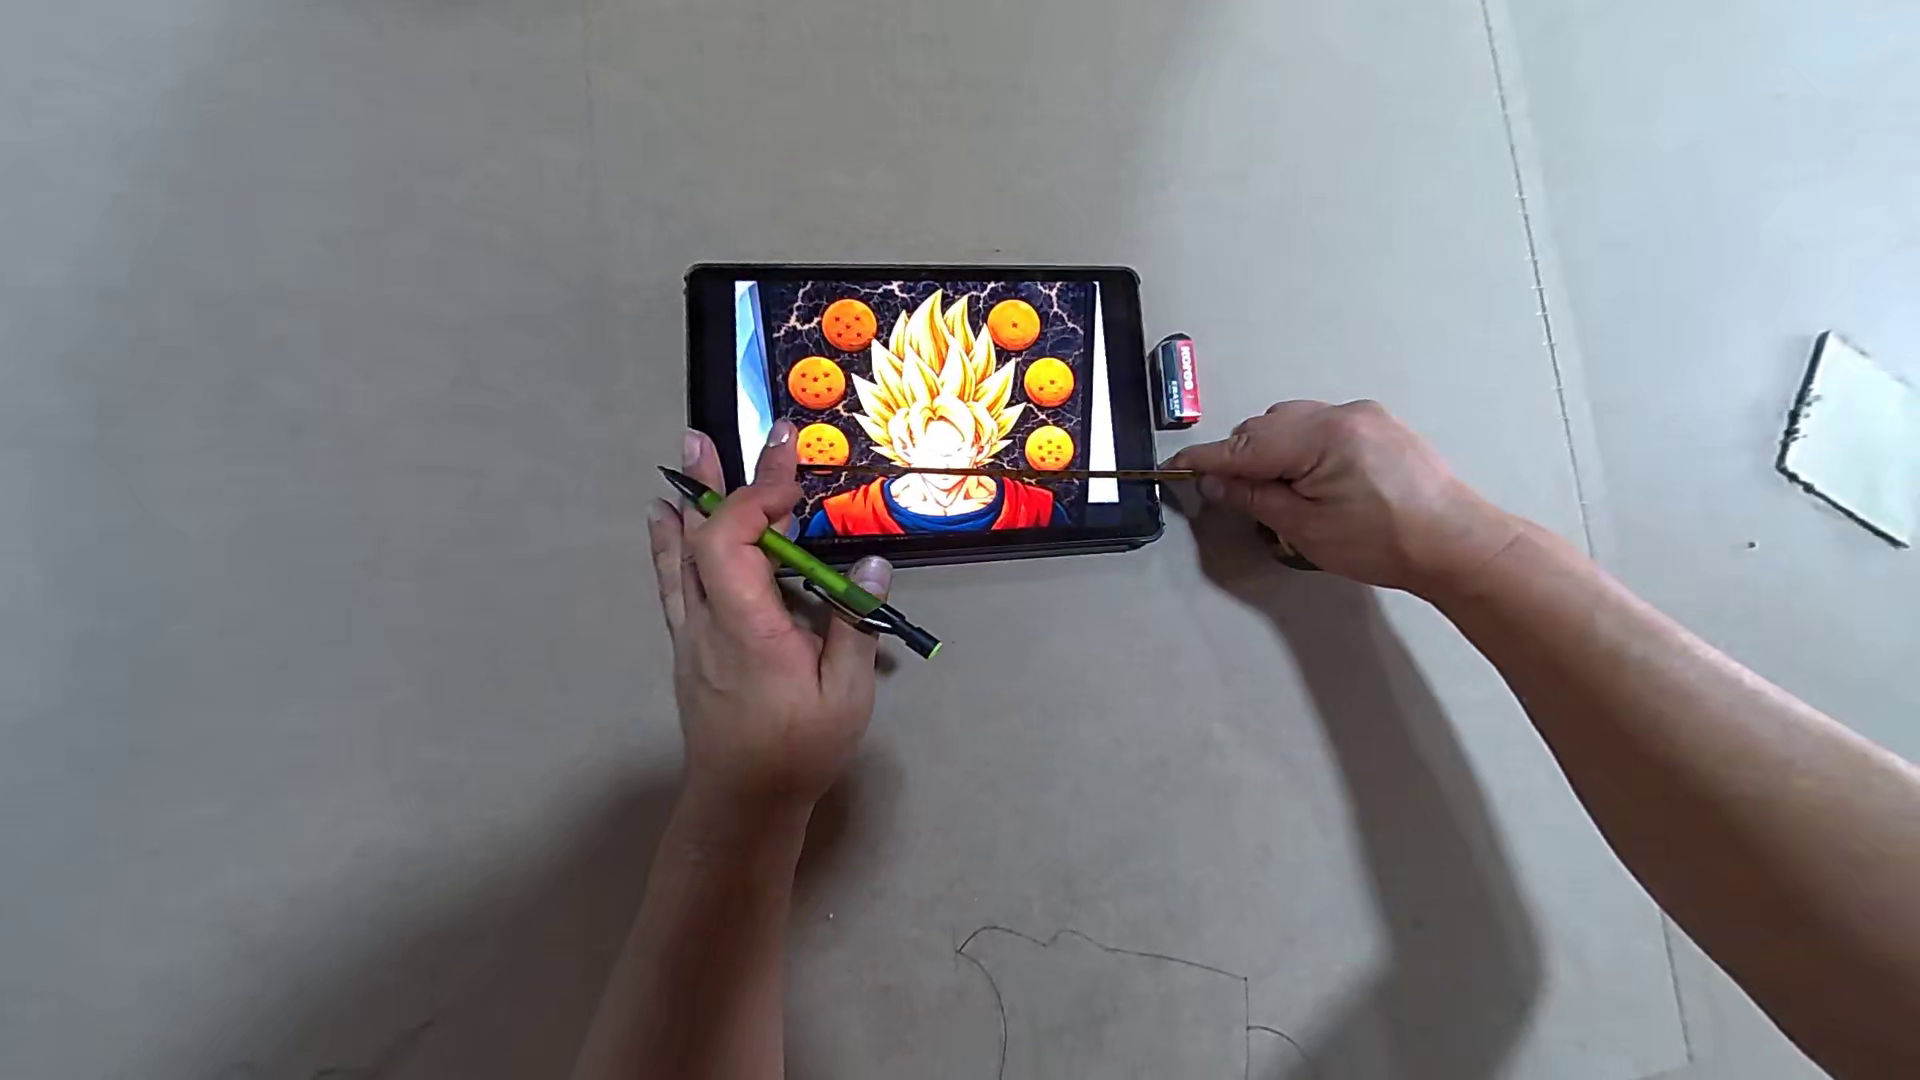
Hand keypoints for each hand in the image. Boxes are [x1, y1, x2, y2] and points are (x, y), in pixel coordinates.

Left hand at [648, 422, 890, 813]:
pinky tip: (664, 516)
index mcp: (748, 629)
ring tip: (690, 448)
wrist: (741, 802)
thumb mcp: (845, 695)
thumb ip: (854, 625)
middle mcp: (708, 621)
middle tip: (733, 435)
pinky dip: (670, 540)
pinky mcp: (690, 643)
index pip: (735, 543)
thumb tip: (872, 563)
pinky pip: (674, 580)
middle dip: (731, 480)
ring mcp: (691, 632)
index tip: (794, 480)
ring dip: (691, 497)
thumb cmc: (799, 749)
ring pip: (680, 553)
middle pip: (707, 536)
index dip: (759, 500)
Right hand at [1167, 400, 1523, 596]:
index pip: (1244, 445)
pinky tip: (1302, 472)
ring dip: (1266, 447)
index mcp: (1323, 437)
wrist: (1459, 544)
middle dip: (1238, 456)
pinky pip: (1314, 422)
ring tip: (1272, 486)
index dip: (1203, 458)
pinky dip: (1294, 443)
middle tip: (1231, 493)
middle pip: (1263, 426)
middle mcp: (1341, 413)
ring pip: (1287, 420)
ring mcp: (1361, 414)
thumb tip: (1213, 482)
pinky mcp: (1374, 423)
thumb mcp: (1303, 527)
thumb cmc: (1382, 543)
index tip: (1173, 467)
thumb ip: (1252, 497)